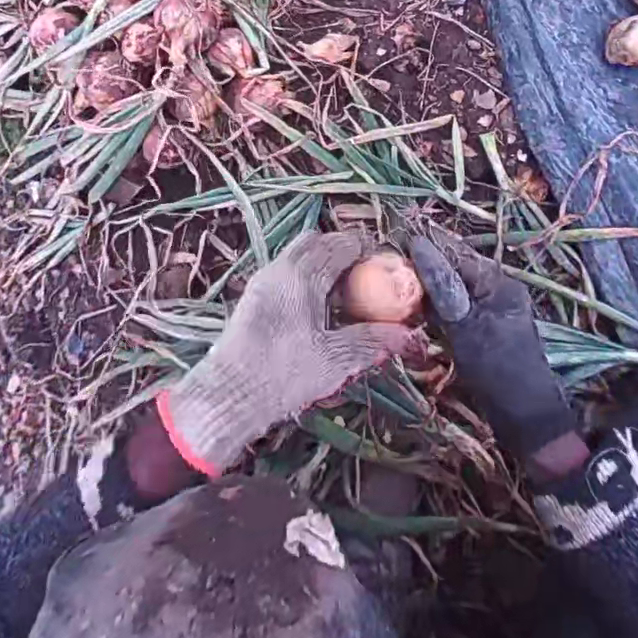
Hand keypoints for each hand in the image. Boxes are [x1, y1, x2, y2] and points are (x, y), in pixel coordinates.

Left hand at [159, 232, 417, 475]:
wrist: (229, 394)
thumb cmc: (283, 372)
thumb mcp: (335, 359)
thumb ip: (372, 341)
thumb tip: (408, 334)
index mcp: (301, 275)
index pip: (339, 244)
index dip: (365, 247)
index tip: (384, 261)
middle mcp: (279, 269)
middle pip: (315, 243)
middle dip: (342, 250)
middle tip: (365, 274)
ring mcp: (262, 282)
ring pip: (297, 257)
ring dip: (322, 265)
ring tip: (344, 294)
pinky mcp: (253, 299)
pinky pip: (285, 274)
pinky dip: (306, 279)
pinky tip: (317, 310)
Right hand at [409, 229, 580, 465]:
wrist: (525, 419)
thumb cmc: (498, 370)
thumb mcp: (466, 325)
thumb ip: (442, 285)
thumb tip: (417, 244)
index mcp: (497, 281)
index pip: (453, 251)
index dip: (420, 248)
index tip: (387, 250)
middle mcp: (493, 288)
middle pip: (449, 268)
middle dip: (418, 269)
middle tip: (382, 274)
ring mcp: (486, 309)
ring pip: (446, 288)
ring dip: (421, 290)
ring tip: (390, 293)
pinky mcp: (478, 327)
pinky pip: (449, 308)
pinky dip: (430, 309)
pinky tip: (410, 314)